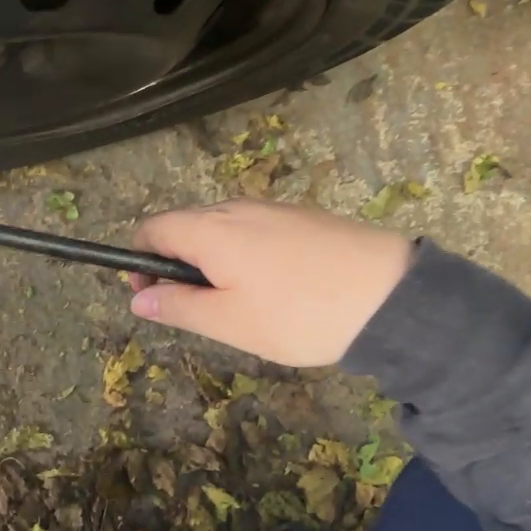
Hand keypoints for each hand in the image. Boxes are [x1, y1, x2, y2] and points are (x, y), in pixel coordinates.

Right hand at [128, 199, 412, 366]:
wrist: (393, 297)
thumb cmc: (298, 314)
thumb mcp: (229, 322)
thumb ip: (177, 306)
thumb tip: (137, 298)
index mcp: (209, 229)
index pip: (151, 228)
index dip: (138, 260)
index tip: (151, 296)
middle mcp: (235, 208)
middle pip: (184, 226)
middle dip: (176, 263)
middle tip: (198, 310)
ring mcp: (271, 209)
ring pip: (220, 229)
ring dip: (211, 261)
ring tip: (240, 305)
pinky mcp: (301, 217)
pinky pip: (253, 230)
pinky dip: (243, 255)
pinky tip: (275, 289)